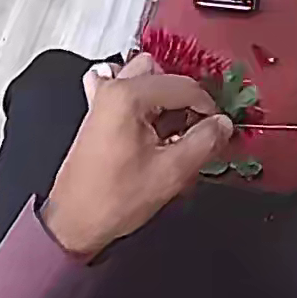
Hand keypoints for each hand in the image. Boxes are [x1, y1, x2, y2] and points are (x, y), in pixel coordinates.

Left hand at [40, 56, 232, 259]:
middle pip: (165, 74)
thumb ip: (204, 142)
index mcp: (129, 96)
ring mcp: (102, 96)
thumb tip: (223, 123)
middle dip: (185, 100)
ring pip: (144, 74)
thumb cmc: (115, 200)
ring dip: (163, 95)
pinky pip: (121, 84)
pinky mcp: (97, 109)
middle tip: (196, 130)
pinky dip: (139, 95)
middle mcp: (114, 87)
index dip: (208, 107)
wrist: (73, 223)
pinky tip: (146, 117)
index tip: (218, 128)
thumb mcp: (171, 173)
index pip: (184, 87)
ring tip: (172, 127)